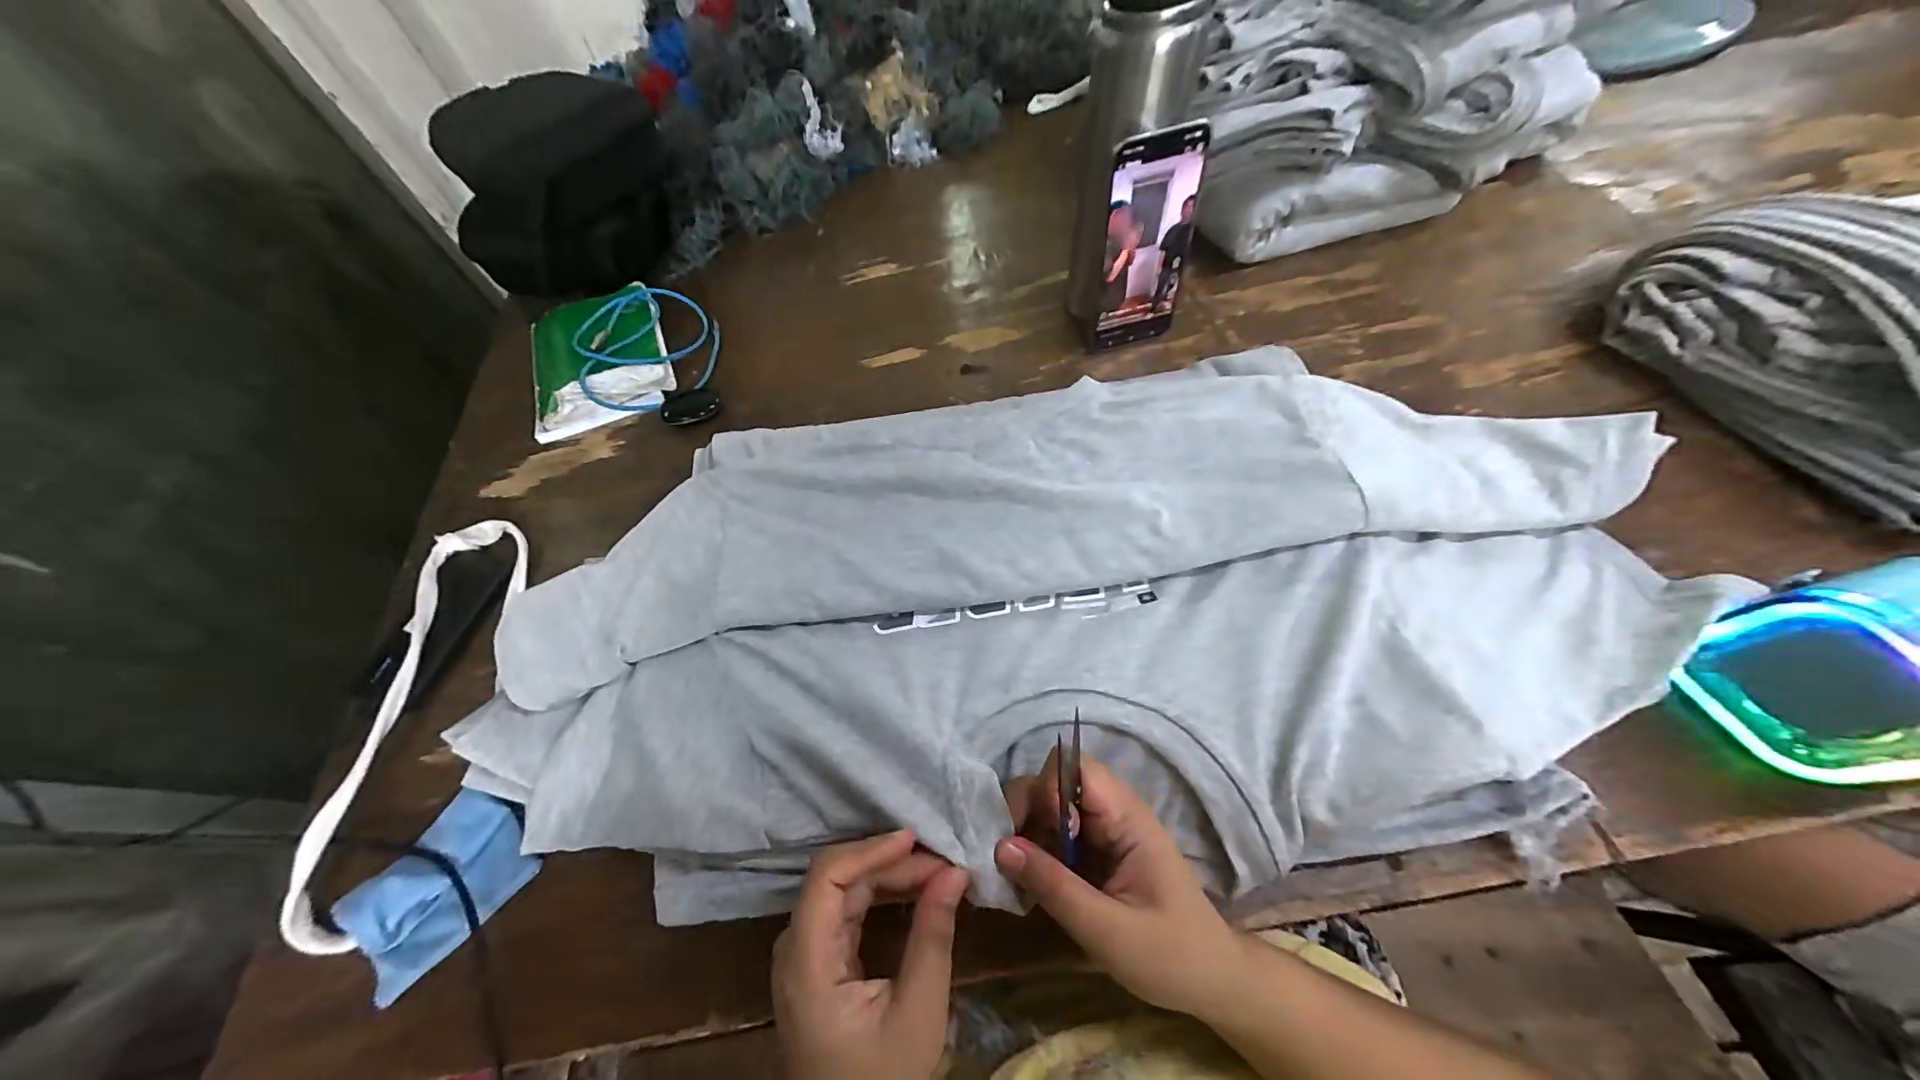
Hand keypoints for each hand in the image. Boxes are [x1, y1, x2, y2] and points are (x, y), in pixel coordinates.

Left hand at [772, 830, 969, 1079]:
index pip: (826, 876)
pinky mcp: (820, 960)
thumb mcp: (918, 1013)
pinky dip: (883, 895)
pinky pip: (848, 910)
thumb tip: (955, 872)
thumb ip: (932, 938)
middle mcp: (796, 946)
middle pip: (838, 879)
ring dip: (890, 875)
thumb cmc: (883, 1078)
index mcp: (806, 961)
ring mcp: (805, 952)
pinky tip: (917, 891)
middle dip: (891, 862)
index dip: (869, 849)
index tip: (915, 839)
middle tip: (944, 861)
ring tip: (939, 872)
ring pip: (845, 890)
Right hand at [998, 753, 1247, 1017]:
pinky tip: (1031, 884)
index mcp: (1128, 818)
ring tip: (1020, 877)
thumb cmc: (1169, 957)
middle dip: (1029, 811)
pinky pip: (1057, 834)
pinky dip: (1037, 851)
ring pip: (1052, 807)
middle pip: (1057, 781)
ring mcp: (1105, 832)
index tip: (1039, 834)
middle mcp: (1115, 814)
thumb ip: (1054, 885)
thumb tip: (1000, 845)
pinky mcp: (1097, 853)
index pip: (1078, 767)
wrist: (1212, 984)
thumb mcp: (1107, 930)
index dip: (1048, 789)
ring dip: (1029, 833)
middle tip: (1015, 859)